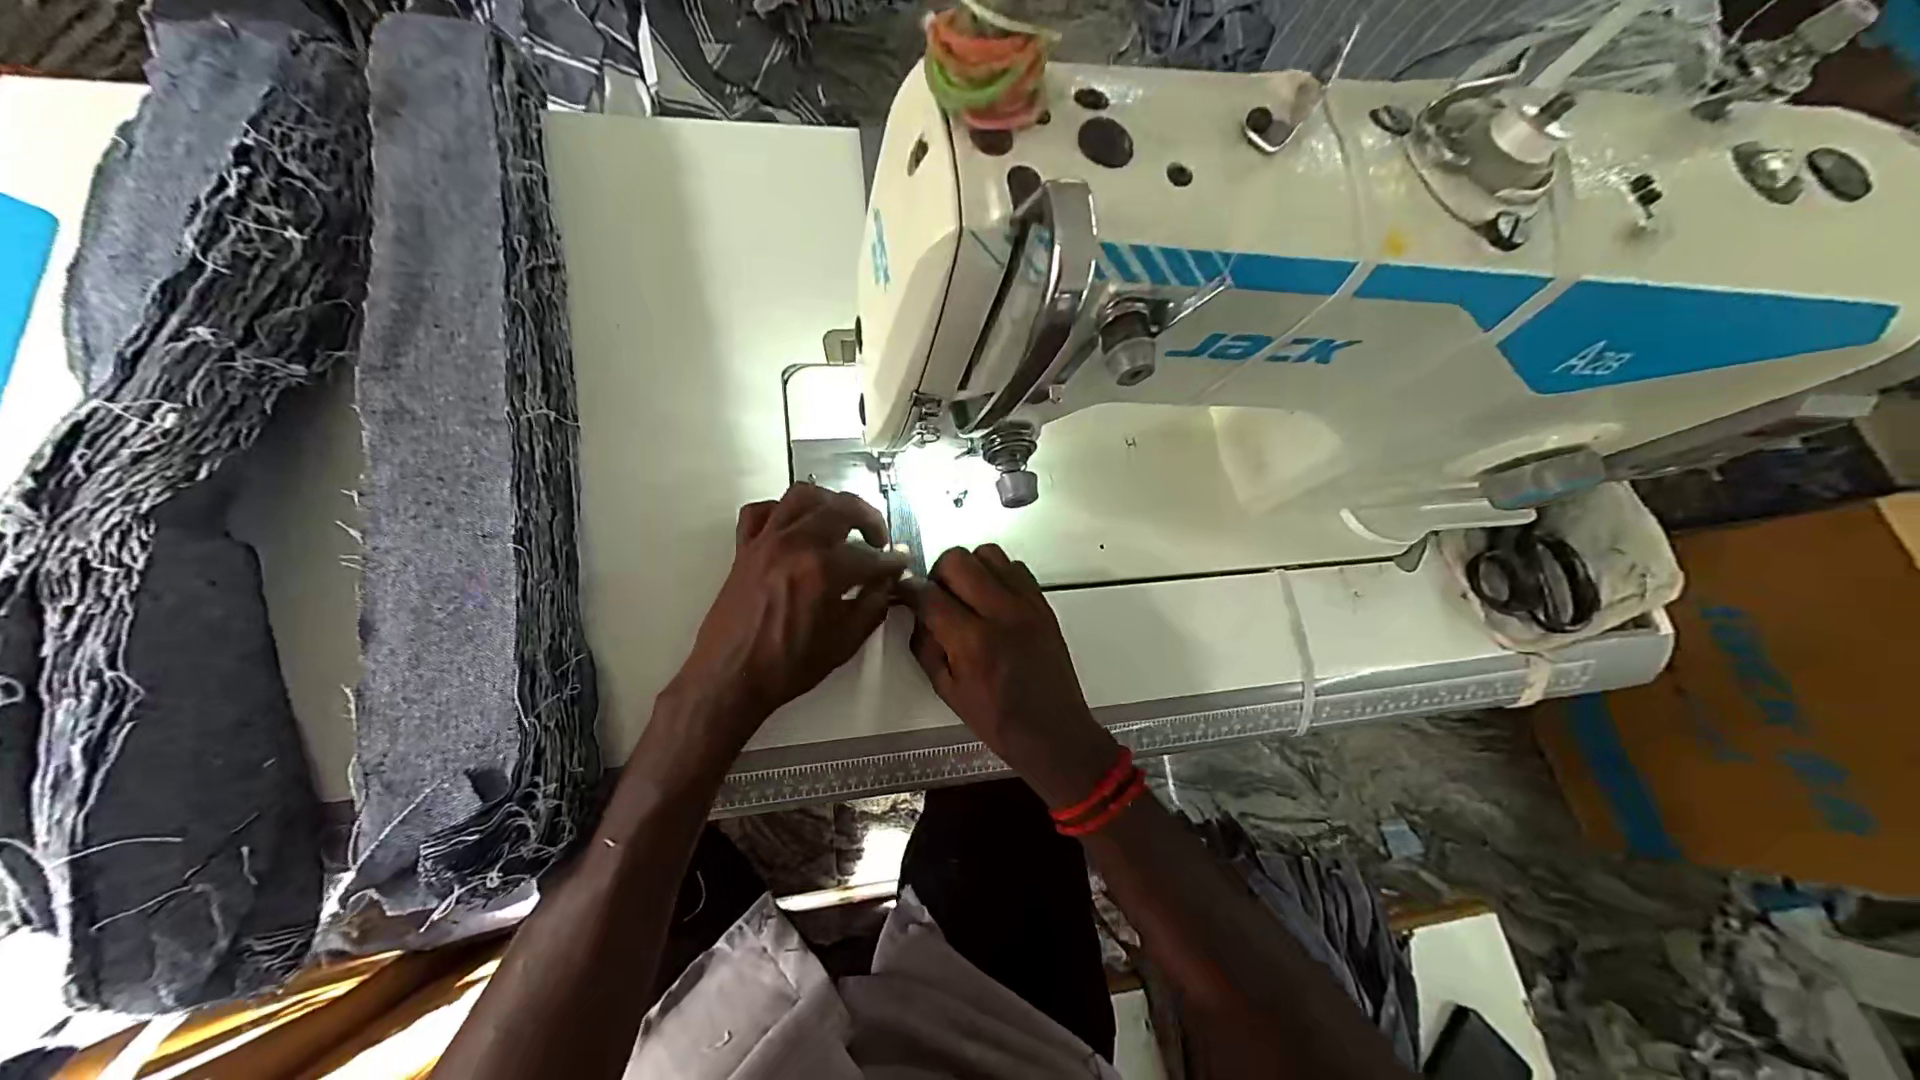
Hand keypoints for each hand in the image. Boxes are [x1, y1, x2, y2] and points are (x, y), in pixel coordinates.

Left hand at [667, 483, 905, 750]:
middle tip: (879, 537)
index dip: (891, 562)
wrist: (731, 678)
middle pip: (842, 508)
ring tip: (842, 519)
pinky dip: (781, 510)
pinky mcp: (745, 549)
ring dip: (830, 502)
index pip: (871, 556)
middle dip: (869, 519)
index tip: (898, 564)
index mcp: (823, 569)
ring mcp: (767, 542)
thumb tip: (885, 584)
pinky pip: (761, 512)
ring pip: (803, 496)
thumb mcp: (845, 641)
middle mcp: (795, 545)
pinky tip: (795, 524)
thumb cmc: (784, 666)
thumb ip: (872, 605)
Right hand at [908, 545, 1119, 808]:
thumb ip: (926, 645)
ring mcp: (1027, 605)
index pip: (929, 594)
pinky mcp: (1043, 604)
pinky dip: (998, 574)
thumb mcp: (947, 689)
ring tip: (965, 594)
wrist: (1053, 732)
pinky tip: (992, 598)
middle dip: (937, 574)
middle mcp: (1002, 614)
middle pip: (957, 560)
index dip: (908, 589)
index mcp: (973, 641)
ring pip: (987, 553)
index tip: (904, 591)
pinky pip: (1015, 567)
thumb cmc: (1000, 720)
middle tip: (936, 595)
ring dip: (968, 568)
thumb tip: (917, 614)